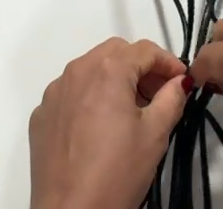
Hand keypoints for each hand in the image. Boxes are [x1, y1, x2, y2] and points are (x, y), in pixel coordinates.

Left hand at [30, 37, 190, 208]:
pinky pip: (69, 93)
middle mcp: (77, 70)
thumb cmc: (117, 173)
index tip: (182, 80)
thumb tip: (179, 81)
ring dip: (113, 79)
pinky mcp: (41, 114)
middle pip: (115, 52)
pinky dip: (88, 98)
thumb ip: (171, 99)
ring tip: (129, 112)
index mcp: (107, 69)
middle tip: (157, 94)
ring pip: (90, 69)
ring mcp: (54, 91)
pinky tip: (98, 129)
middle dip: (140, 67)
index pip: (145, 50)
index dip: (167, 61)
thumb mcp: (155, 135)